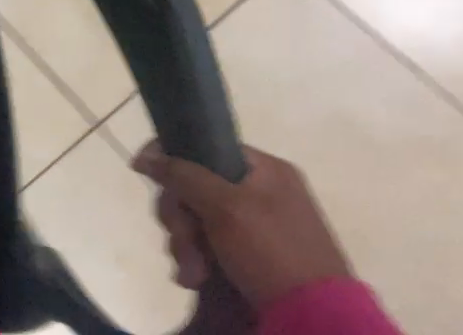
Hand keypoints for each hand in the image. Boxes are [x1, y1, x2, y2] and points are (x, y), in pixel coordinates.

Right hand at [132, 141, 353, 309]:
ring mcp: (256, 224)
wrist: (318, 322)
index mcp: (265, 170)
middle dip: (179, 217)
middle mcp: (260, 191)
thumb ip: (182, 174)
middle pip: (193, 185)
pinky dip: (196, 259)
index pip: (202, 145)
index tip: (144, 172)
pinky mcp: (251, 254)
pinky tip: (194, 278)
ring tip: (192, 272)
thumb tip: (144, 155)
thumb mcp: (224, 207)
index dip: (170, 156)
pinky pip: (208, 242)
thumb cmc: (272, 252)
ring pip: (196, 217)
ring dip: (185, 244)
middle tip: (182, 239)